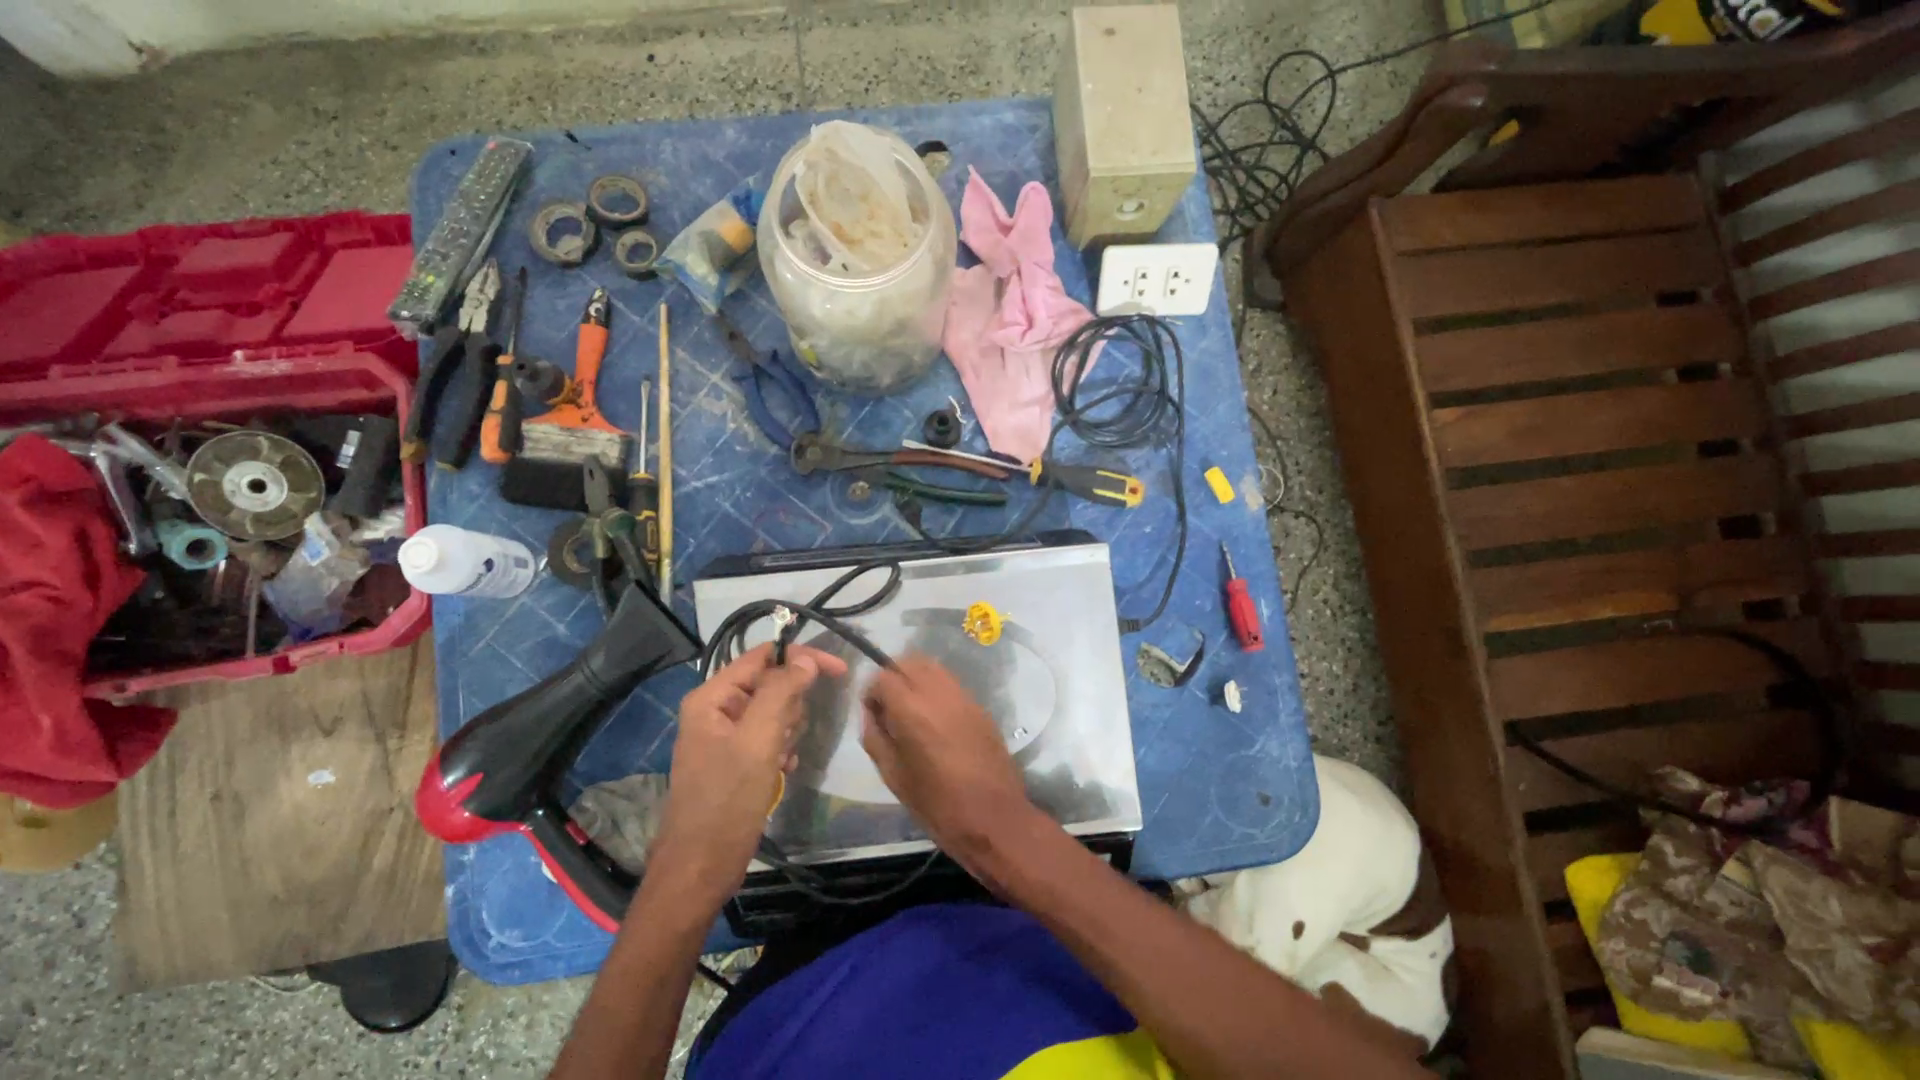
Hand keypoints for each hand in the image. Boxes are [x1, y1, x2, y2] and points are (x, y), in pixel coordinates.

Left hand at [652, 643, 847, 906]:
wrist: (701, 867)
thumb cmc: (726, 802)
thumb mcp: (757, 742)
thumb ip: (780, 694)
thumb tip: (805, 660)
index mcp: (711, 698)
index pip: (762, 658)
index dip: (802, 658)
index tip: (840, 671)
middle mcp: (716, 710)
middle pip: (771, 684)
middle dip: (790, 708)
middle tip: (785, 739)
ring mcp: (726, 737)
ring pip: (776, 713)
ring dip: (787, 733)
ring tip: (779, 761)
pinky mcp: (737, 762)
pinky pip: (771, 740)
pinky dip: (782, 752)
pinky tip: (780, 772)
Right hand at [861, 655, 1037, 869]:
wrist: (993, 817)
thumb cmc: (937, 804)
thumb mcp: (893, 775)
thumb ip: (875, 736)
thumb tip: (871, 713)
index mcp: (912, 710)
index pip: (883, 676)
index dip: (872, 692)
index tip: (873, 714)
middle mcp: (939, 693)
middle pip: (909, 661)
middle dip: (893, 677)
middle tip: (889, 707)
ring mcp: (964, 697)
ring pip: (933, 668)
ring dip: (916, 679)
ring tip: (912, 711)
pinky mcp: (981, 707)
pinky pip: (952, 684)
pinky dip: (937, 690)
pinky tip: (935, 720)